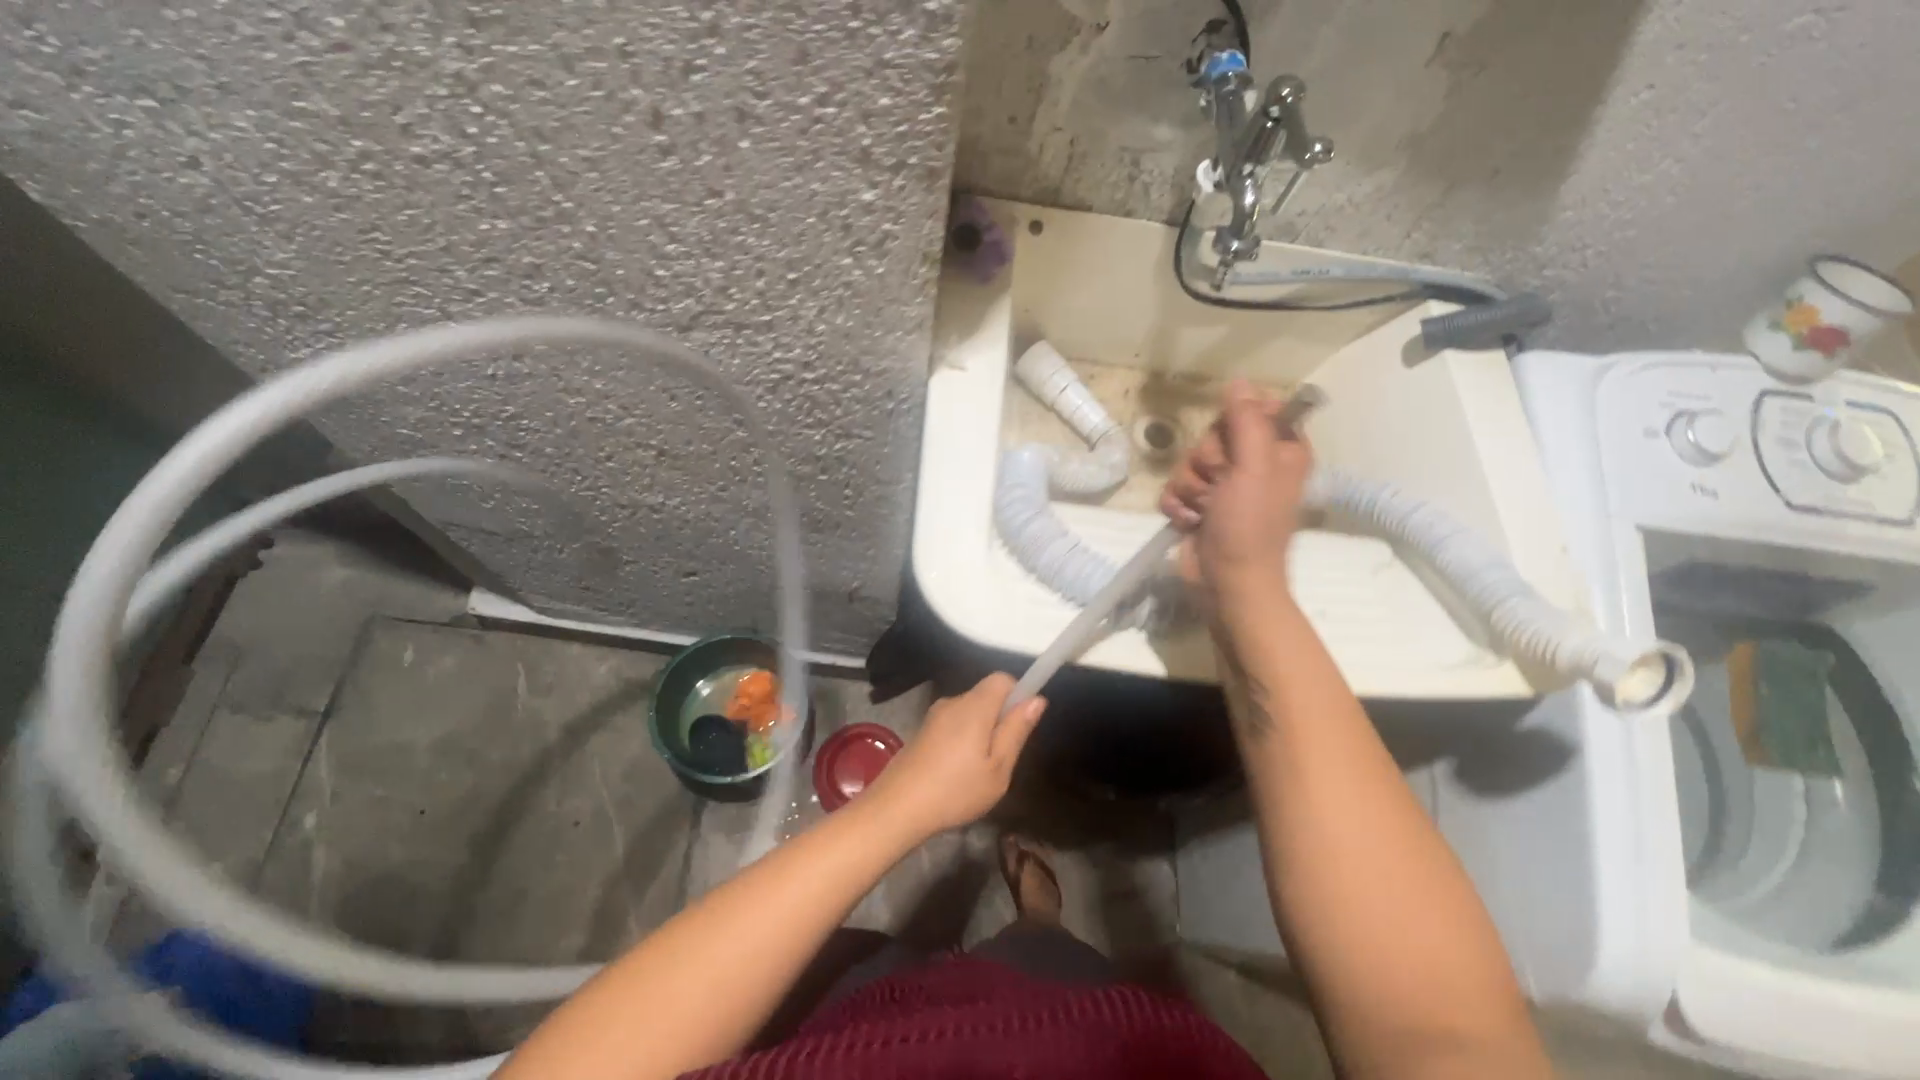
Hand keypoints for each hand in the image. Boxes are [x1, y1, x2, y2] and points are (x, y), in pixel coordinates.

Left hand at [864, 674, 1045, 838]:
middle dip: (999, 718)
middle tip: (1000, 757)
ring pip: (969, 711)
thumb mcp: (998, 767)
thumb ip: (1017, 730)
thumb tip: (1037, 699)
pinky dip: (962, 739)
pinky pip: (952, 724)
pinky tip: (956, 771)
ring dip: (980, 731)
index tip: (1019, 726)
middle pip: (985, 695)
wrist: (897, 808)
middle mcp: (952, 702)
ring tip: (978, 770)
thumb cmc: (956, 790)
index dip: (1018, 694)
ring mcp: (933, 716)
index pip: (1002, 678)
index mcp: (974, 706)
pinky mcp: (922, 731)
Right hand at [1159, 380, 1313, 615]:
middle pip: (1213, 435)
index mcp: (1281, 451)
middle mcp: (1254, 465)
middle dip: (1207, 460)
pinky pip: (1174, 488)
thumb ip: (1247, 421)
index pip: (1251, 409)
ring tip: (1206, 510)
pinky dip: (1178, 506)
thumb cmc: (1250, 526)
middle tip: (1220, 485)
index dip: (1235, 423)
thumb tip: (1238, 381)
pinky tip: (1190, 522)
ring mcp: (1224, 488)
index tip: (1236, 442)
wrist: (1227, 584)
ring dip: (1191, 487)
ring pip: (1190, 462)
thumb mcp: (1254, 466)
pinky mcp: (1198, 508)